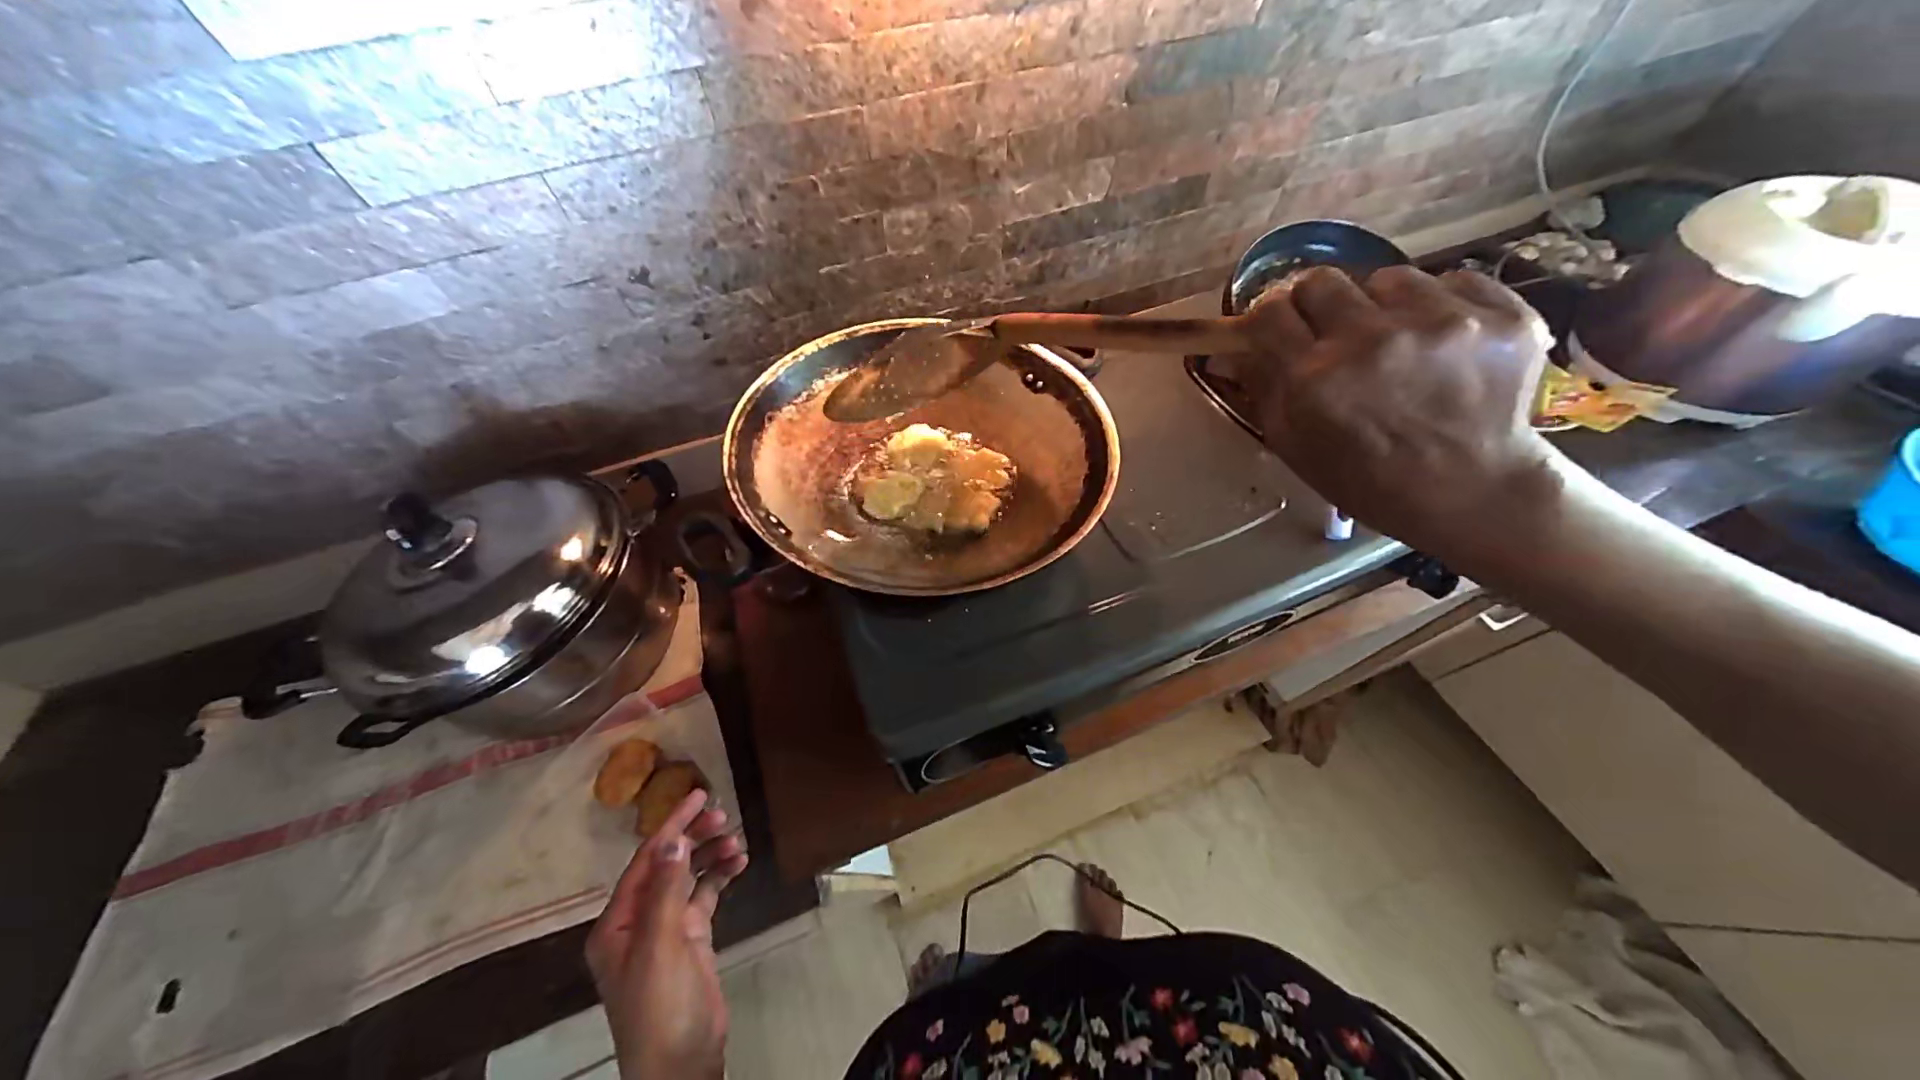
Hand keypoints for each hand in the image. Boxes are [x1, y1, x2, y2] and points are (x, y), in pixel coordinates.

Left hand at [586, 789, 748, 1079]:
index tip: (697, 795)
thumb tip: (672, 836)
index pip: (646, 861)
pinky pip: (705, 896)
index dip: (671, 825)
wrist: (681, 1063)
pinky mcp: (691, 940)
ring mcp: (666, 930)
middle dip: (693, 837)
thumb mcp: (660, 946)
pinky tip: (738, 863)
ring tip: (736, 840)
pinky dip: (720, 877)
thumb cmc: (659, 1006)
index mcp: (617, 922)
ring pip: (688, 878)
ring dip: (710, 856)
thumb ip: (666, 890)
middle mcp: (638, 920)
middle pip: (667, 865)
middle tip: (723, 814)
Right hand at [1238, 265, 1561, 563]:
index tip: (1275, 331)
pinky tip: (1444, 344)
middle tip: (1330, 332)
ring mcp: (1441, 322)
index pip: (1268, 312)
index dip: (1267, 319)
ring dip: (1381, 306)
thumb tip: (1225, 349)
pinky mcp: (1498, 313)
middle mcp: (1371, 339)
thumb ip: (1261, 389)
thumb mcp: (1295, 445)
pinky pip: (1452, 281)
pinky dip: (1440, 307)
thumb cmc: (1367, 479)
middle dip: (1317, 305)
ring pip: (1387, 278)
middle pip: (1320, 280)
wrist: (1472, 493)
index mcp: (1314, 379)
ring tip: (1396, 342)